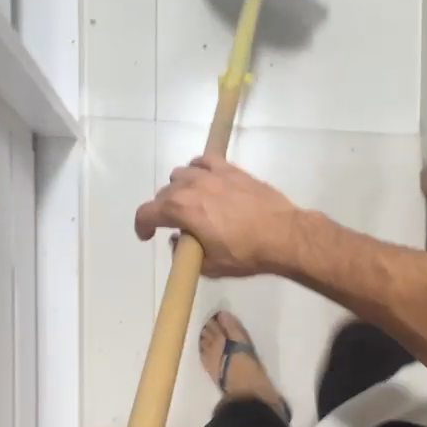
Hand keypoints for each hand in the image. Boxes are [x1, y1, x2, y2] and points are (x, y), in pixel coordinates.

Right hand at [134, 155, 303, 277]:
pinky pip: (204, 161)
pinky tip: (205, 181)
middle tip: (174, 225)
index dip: (142, 226)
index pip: (147, 212)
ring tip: (190, 202)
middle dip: (163, 210)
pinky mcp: (231, 170)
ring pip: (182, 174)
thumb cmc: (246, 254)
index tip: (147, 236)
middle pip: (164, 193)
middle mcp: (191, 186)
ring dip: (179, 188)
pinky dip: (198, 170)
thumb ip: (186, 254)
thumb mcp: (210, 266)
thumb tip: (179, 241)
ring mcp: (212, 174)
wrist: (283, 235)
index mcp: (181, 210)